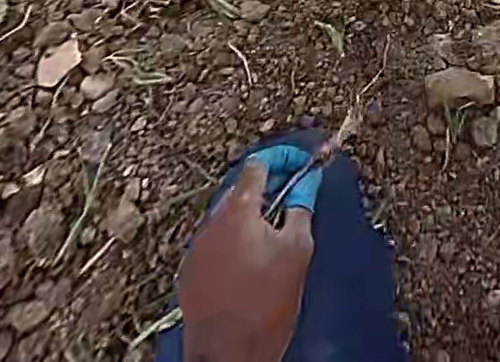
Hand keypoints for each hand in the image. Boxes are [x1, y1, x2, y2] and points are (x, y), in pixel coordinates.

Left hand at [180, 150, 317, 361]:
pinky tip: (252, 256)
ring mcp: (198, 247)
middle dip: (269, 186)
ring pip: (228, 214)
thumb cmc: (266, 303)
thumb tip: (308, 181)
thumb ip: (302, 206)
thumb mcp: (297, 249)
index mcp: (239, 211)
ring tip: (276, 229)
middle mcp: (212, 222)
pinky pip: (216, 239)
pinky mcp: (190, 271)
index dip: (282, 159)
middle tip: (293, 197)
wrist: (227, 358)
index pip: (258, 164)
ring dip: (252, 213)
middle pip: (242, 188)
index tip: (300, 165)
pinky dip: (236, 237)